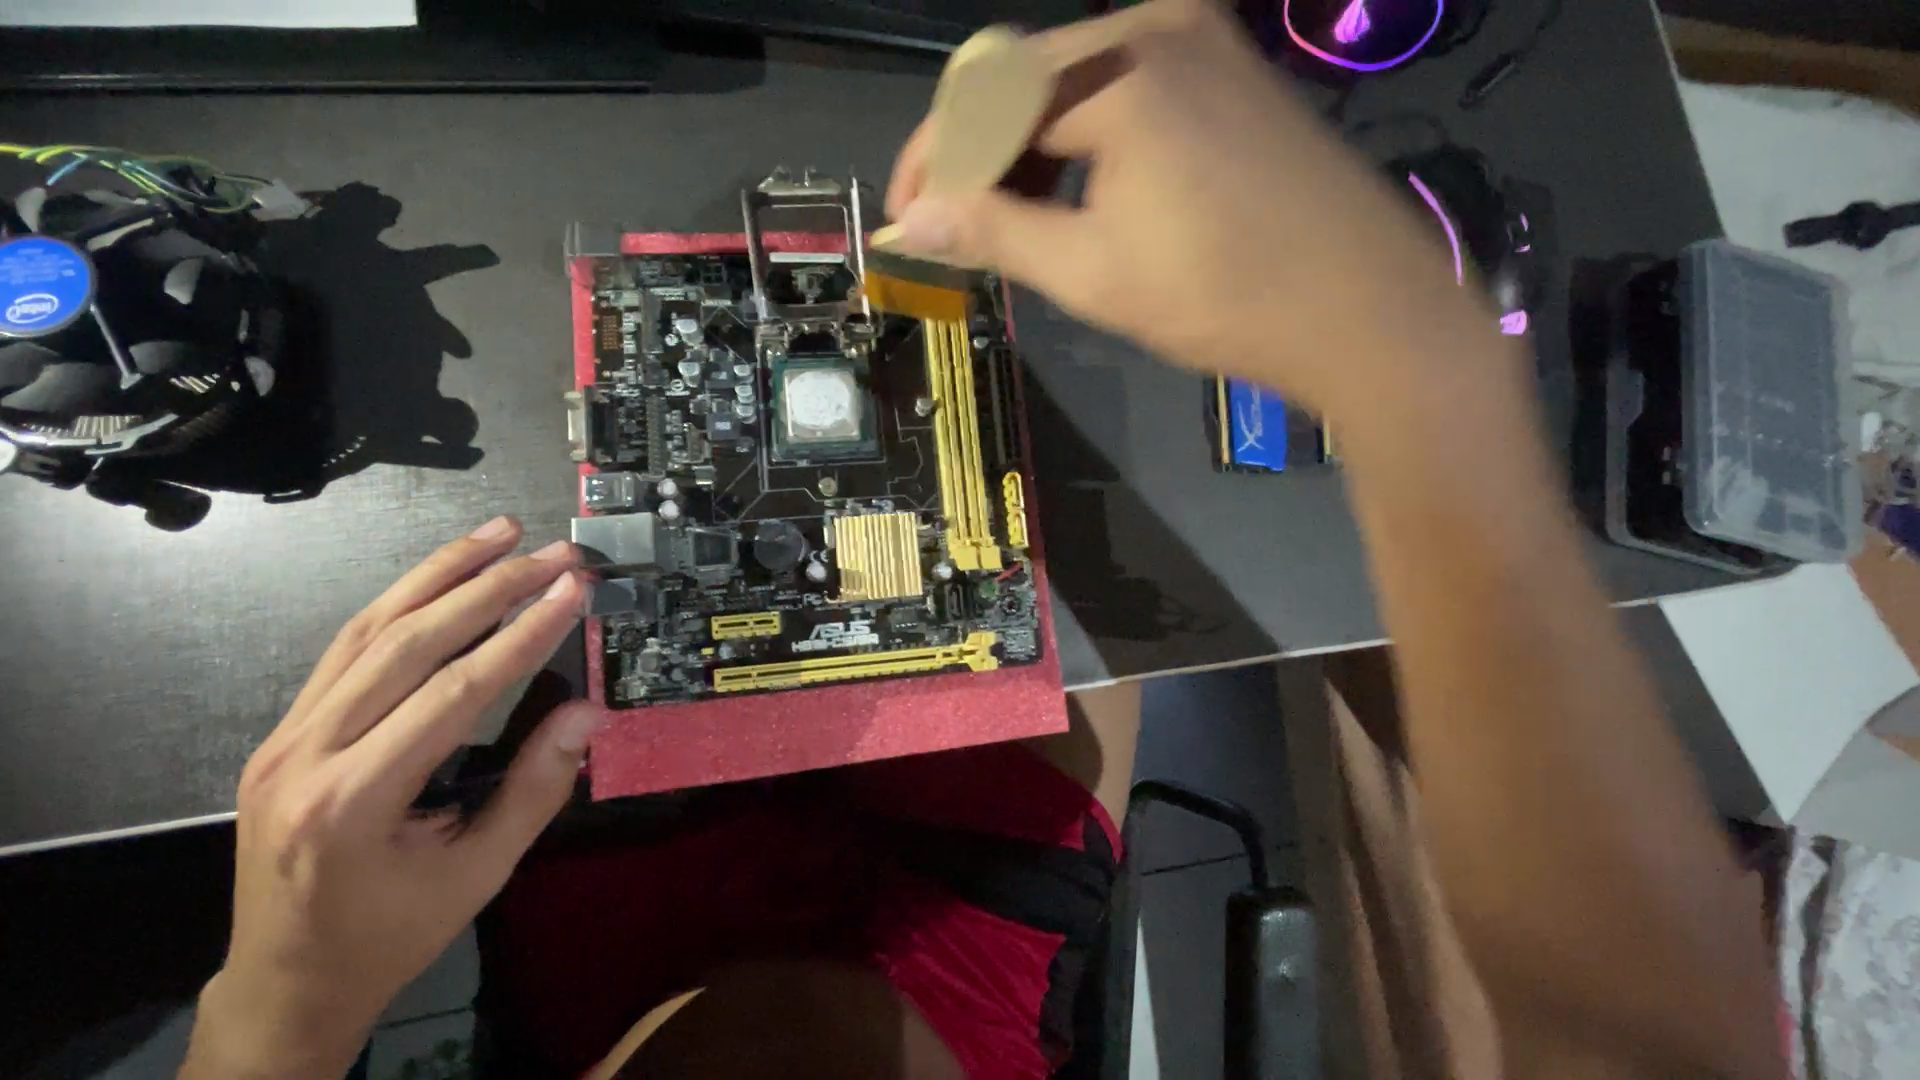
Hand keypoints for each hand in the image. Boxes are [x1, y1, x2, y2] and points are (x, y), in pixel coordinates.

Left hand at [181, 517, 602, 1079]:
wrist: (287, 979)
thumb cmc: (391, 933)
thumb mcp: (480, 873)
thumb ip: (535, 788)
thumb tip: (587, 712)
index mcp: (353, 799)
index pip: (456, 690)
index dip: (523, 632)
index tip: (572, 588)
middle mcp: (306, 752)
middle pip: (409, 643)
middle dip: (490, 586)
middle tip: (552, 552)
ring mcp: (285, 735)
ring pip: (368, 629)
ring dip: (441, 573)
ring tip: (500, 532)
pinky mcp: (286, 729)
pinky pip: (347, 648)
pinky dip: (402, 601)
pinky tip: (442, 577)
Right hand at [885, 0, 1497, 413]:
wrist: (1363, 309)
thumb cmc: (1222, 297)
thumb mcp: (1091, 272)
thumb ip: (993, 232)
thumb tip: (911, 220)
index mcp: (1118, 73)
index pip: (983, 99)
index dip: (931, 160)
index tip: (906, 218)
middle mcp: (1155, 30)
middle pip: (1023, 79)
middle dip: (975, 156)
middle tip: (956, 229)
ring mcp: (1200, 42)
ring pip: (1071, 84)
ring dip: (1027, 149)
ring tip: (1013, 224)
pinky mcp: (1227, 71)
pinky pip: (1122, 89)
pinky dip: (1081, 140)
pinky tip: (1076, 195)